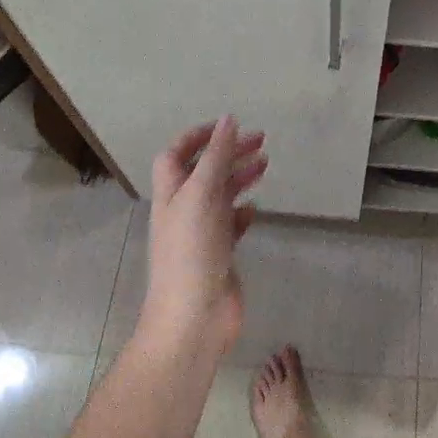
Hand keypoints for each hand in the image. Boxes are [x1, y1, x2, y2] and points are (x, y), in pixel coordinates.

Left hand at [139, 116, 267, 355]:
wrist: (193, 318)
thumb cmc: (191, 252)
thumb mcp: (202, 195)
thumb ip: (216, 156)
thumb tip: (229, 119)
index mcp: (171, 194)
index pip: (176, 155)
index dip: (196, 136)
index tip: (228, 125)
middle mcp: (183, 211)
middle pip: (204, 171)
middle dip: (229, 153)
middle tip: (261, 140)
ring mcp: (201, 235)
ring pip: (221, 196)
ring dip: (240, 177)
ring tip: (266, 164)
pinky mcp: (218, 256)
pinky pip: (231, 225)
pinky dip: (243, 212)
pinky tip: (256, 208)